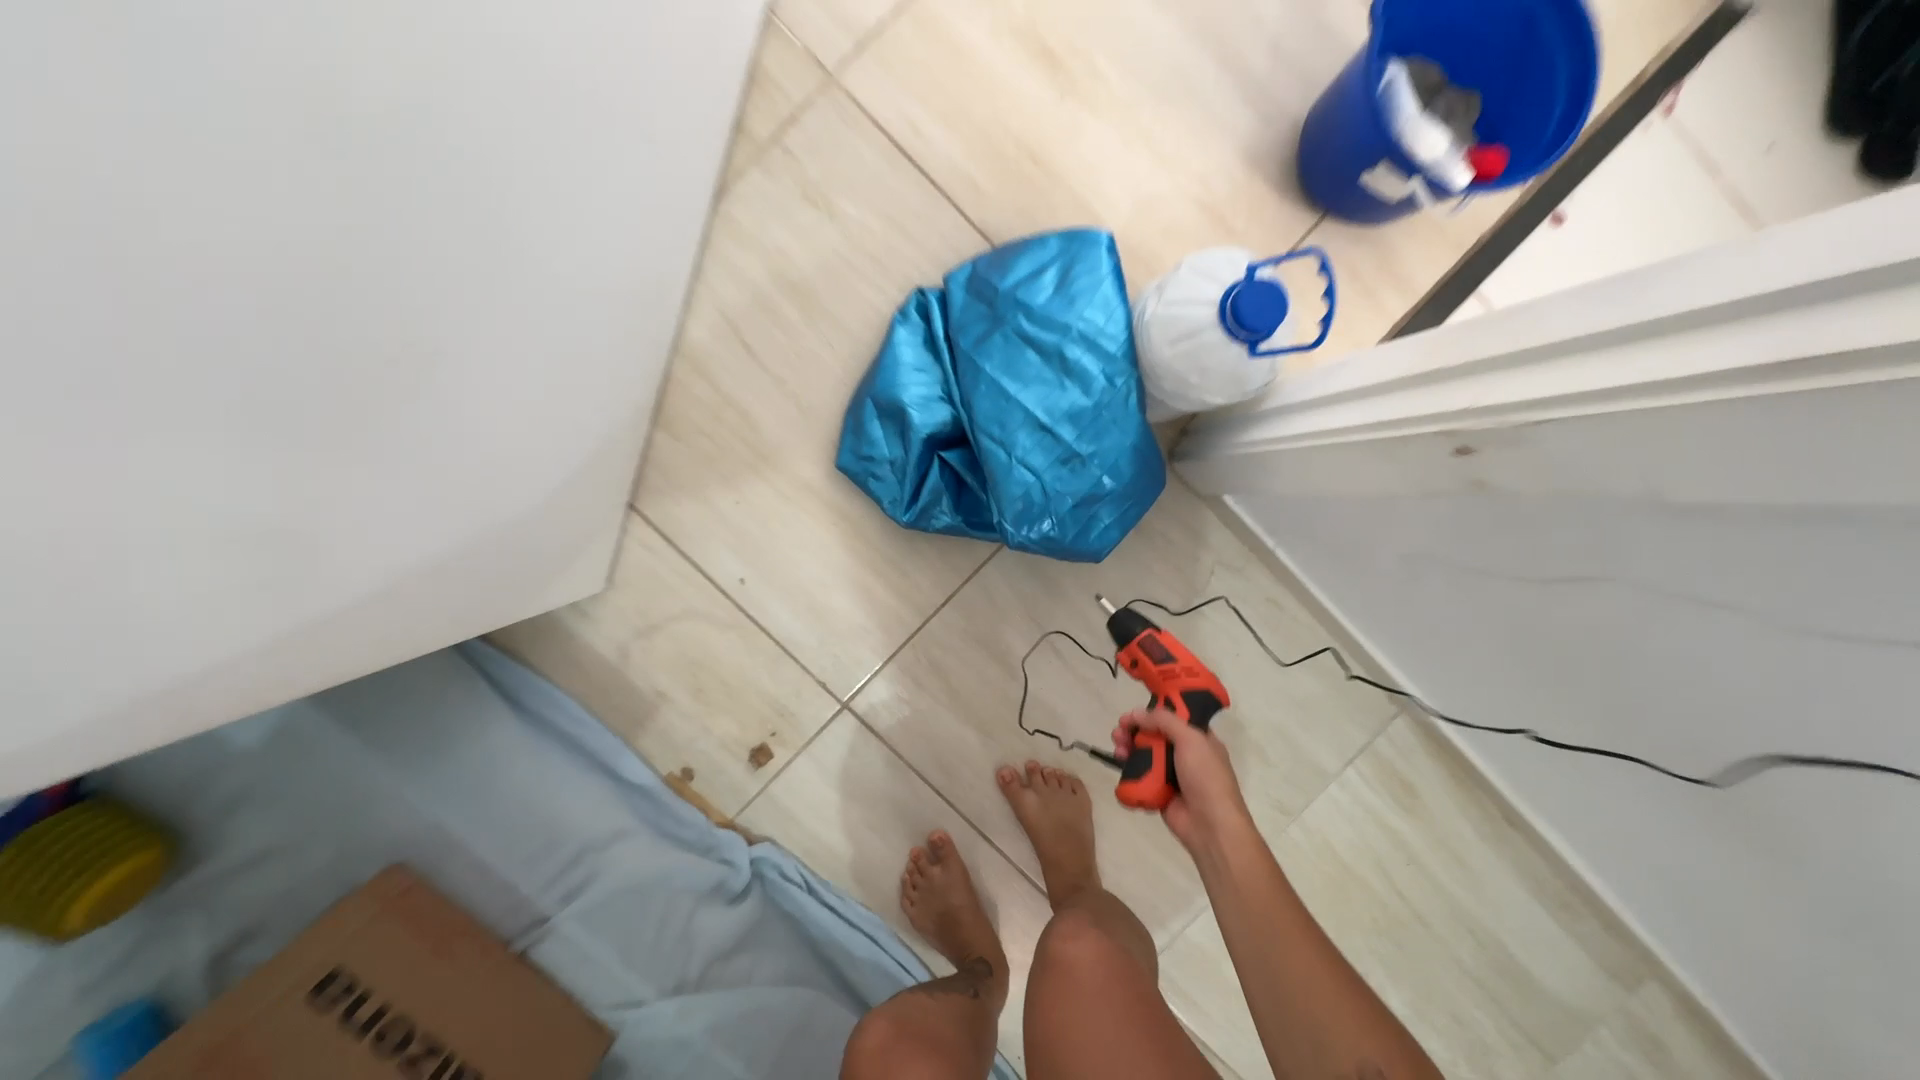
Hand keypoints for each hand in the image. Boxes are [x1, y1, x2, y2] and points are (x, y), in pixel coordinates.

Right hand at [1111, 709, 1254, 856]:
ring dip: (1128, 749)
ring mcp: (1171, 774)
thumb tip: (1136, 713)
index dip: (1152, 714)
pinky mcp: (1159, 791)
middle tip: (1119, 732)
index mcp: (1198, 738)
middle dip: (1134, 731)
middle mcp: (1185, 754)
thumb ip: (1164, 721)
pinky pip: (1140, 777)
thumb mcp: (1191, 739)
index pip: (1172, 719)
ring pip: (1144, 755)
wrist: (1210, 824)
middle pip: (1153, 736)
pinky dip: (1129, 771)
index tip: (1132, 714)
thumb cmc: (1206, 777)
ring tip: (1118, 750)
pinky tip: (1121, 767)